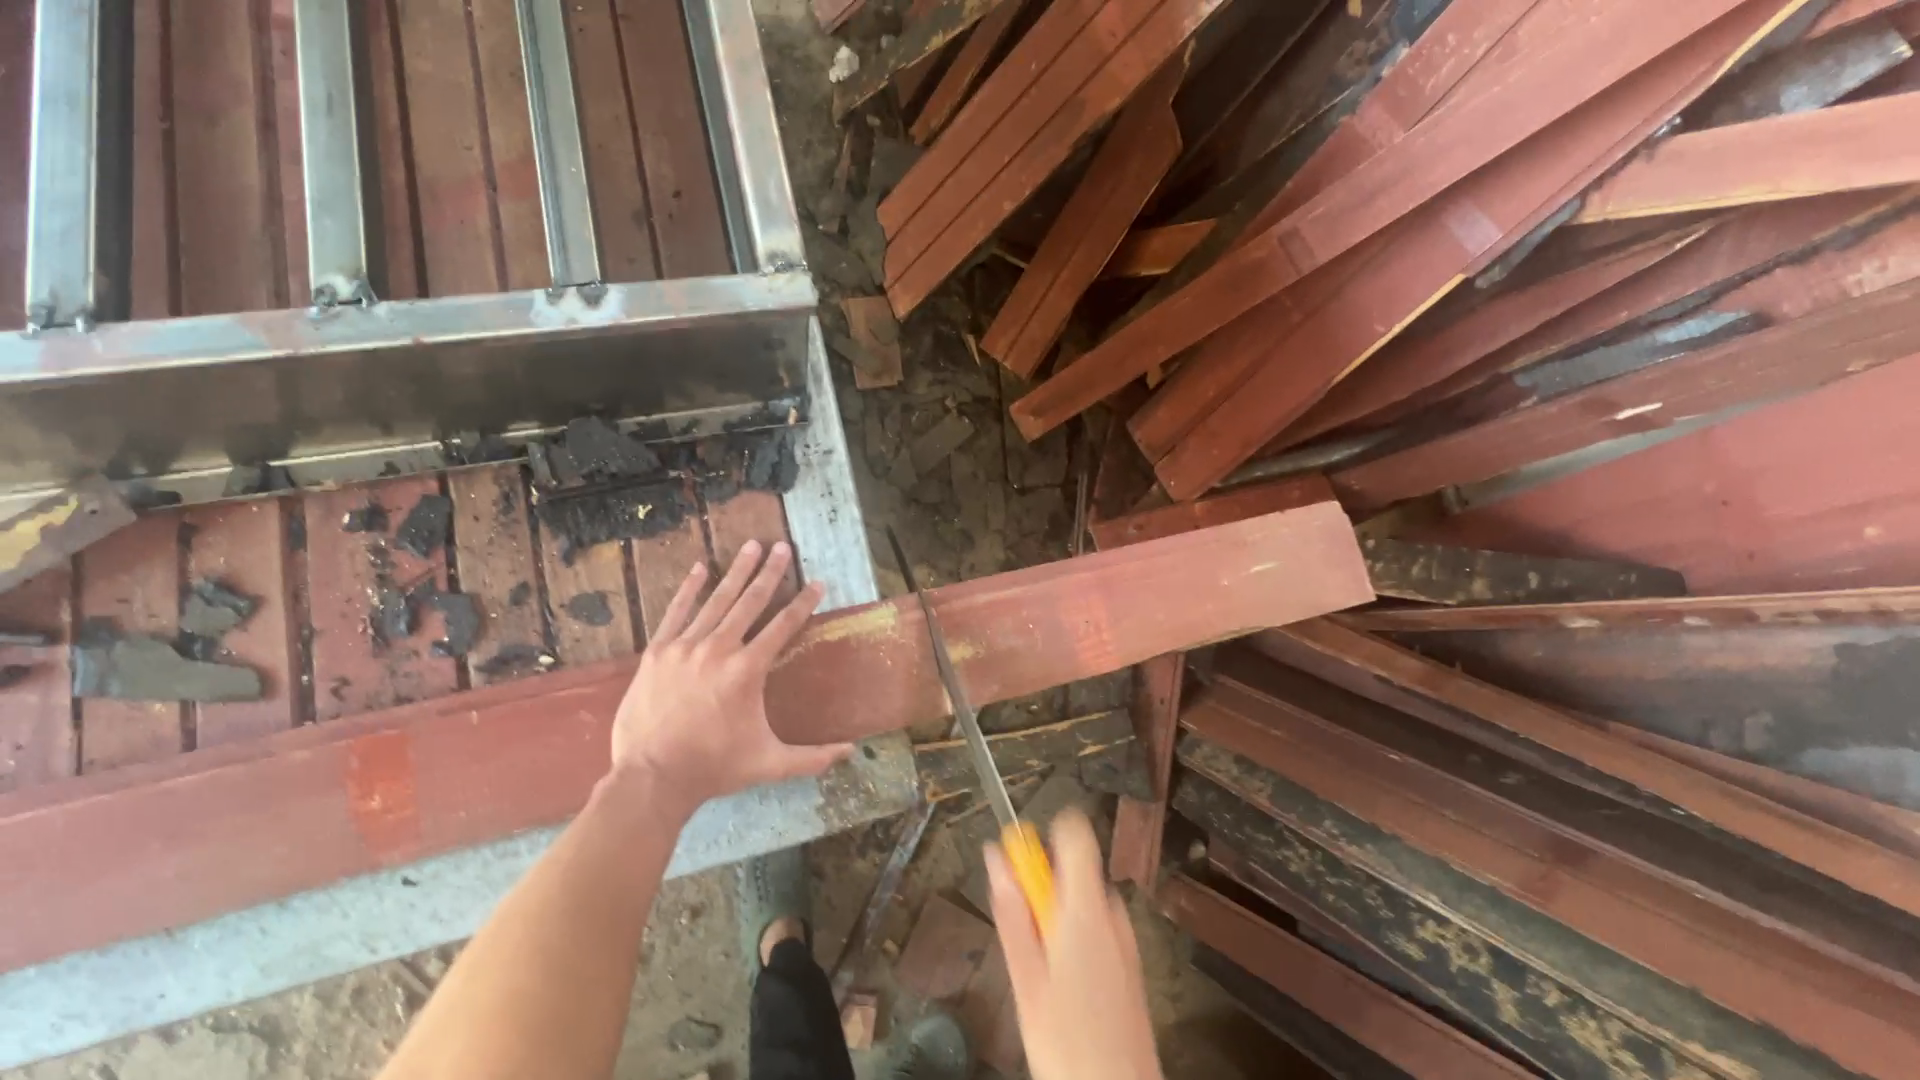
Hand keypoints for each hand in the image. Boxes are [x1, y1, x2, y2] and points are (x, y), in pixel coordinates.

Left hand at [612, 540, 852, 813]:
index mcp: (748, 670)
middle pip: (751, 602)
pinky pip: (676, 612)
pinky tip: (700, 569)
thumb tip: (852, 753)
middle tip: (783, 546)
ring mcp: (684, 647)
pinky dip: (689, 589)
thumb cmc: (714, 768)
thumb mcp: (770, 764)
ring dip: (737, 572)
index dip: (803, 603)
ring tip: (752, 546)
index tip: (817, 582)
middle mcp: (719, 649)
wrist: (652, 776)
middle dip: (770, 572)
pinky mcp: (657, 652)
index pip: (783, 626)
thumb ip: (813, 758)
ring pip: (716, 601)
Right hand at [987, 809, 1163, 1079]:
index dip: (1046, 833)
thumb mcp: (1024, 976)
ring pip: (1084, 902)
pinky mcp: (1132, 960)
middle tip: (1025, 938)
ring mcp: (1127, 936)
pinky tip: (1067, 986)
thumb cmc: (1067, 1042)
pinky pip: (1098, 928)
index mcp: (1087, 908)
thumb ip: (1012, 910)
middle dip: (1045, 891)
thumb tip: (995, 857)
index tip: (1022, 857)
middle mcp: (1113, 913)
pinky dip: (1078, 940)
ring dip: (1060, 919)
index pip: (1075, 833)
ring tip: (1044, 973)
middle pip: (1075, 870)